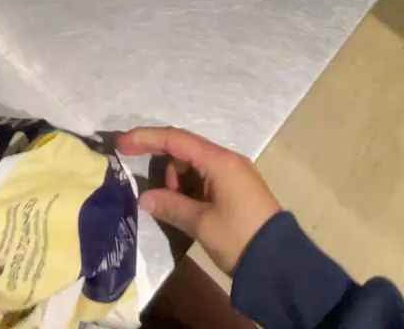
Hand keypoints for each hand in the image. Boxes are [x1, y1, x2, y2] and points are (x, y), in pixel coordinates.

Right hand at [116, 126, 281, 274]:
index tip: (121, 143)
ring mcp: (235, 173)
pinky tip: (186, 207)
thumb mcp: (202, 224)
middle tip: (145, 182)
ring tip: (175, 207)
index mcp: (219, 161)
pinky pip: (206, 177)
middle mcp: (227, 159)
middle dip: (162, 162)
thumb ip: (170, 206)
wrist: (282, 265)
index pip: (176, 139)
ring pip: (194, 164)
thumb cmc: (240, 237)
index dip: (146, 138)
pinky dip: (190, 187)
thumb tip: (143, 197)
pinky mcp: (238, 188)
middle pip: (185, 149)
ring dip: (177, 180)